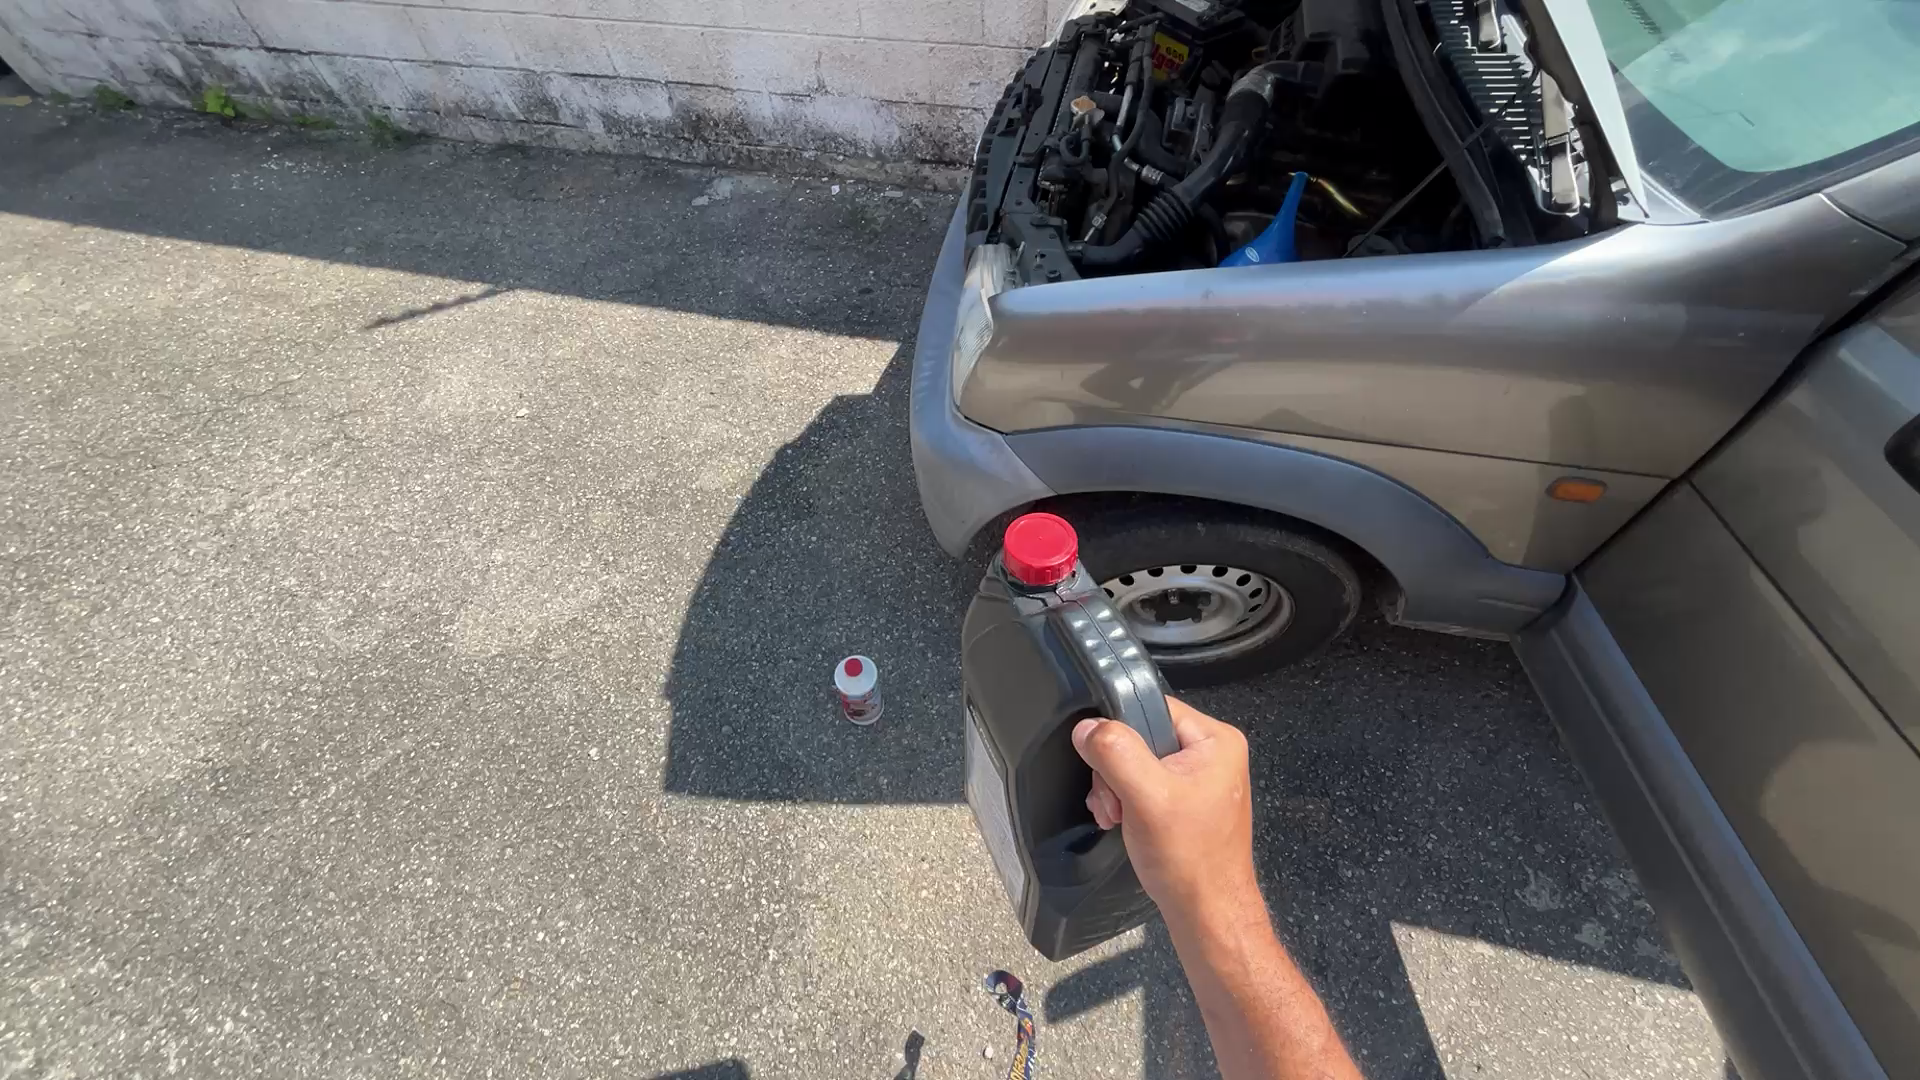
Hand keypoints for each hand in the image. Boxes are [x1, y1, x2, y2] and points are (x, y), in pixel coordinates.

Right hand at [1072, 696, 1258, 925]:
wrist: (1207, 916)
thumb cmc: (1187, 857)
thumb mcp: (1145, 796)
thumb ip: (1114, 752)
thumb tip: (1085, 727)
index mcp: (1215, 739)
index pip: (1151, 707)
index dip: (1120, 730)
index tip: (1106, 765)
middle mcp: (1212, 752)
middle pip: (1141, 735)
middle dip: (1115, 768)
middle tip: (1112, 802)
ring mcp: (1200, 778)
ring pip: (1137, 760)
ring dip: (1116, 787)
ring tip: (1115, 816)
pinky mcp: (1188, 800)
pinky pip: (1144, 781)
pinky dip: (1126, 799)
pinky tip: (1120, 820)